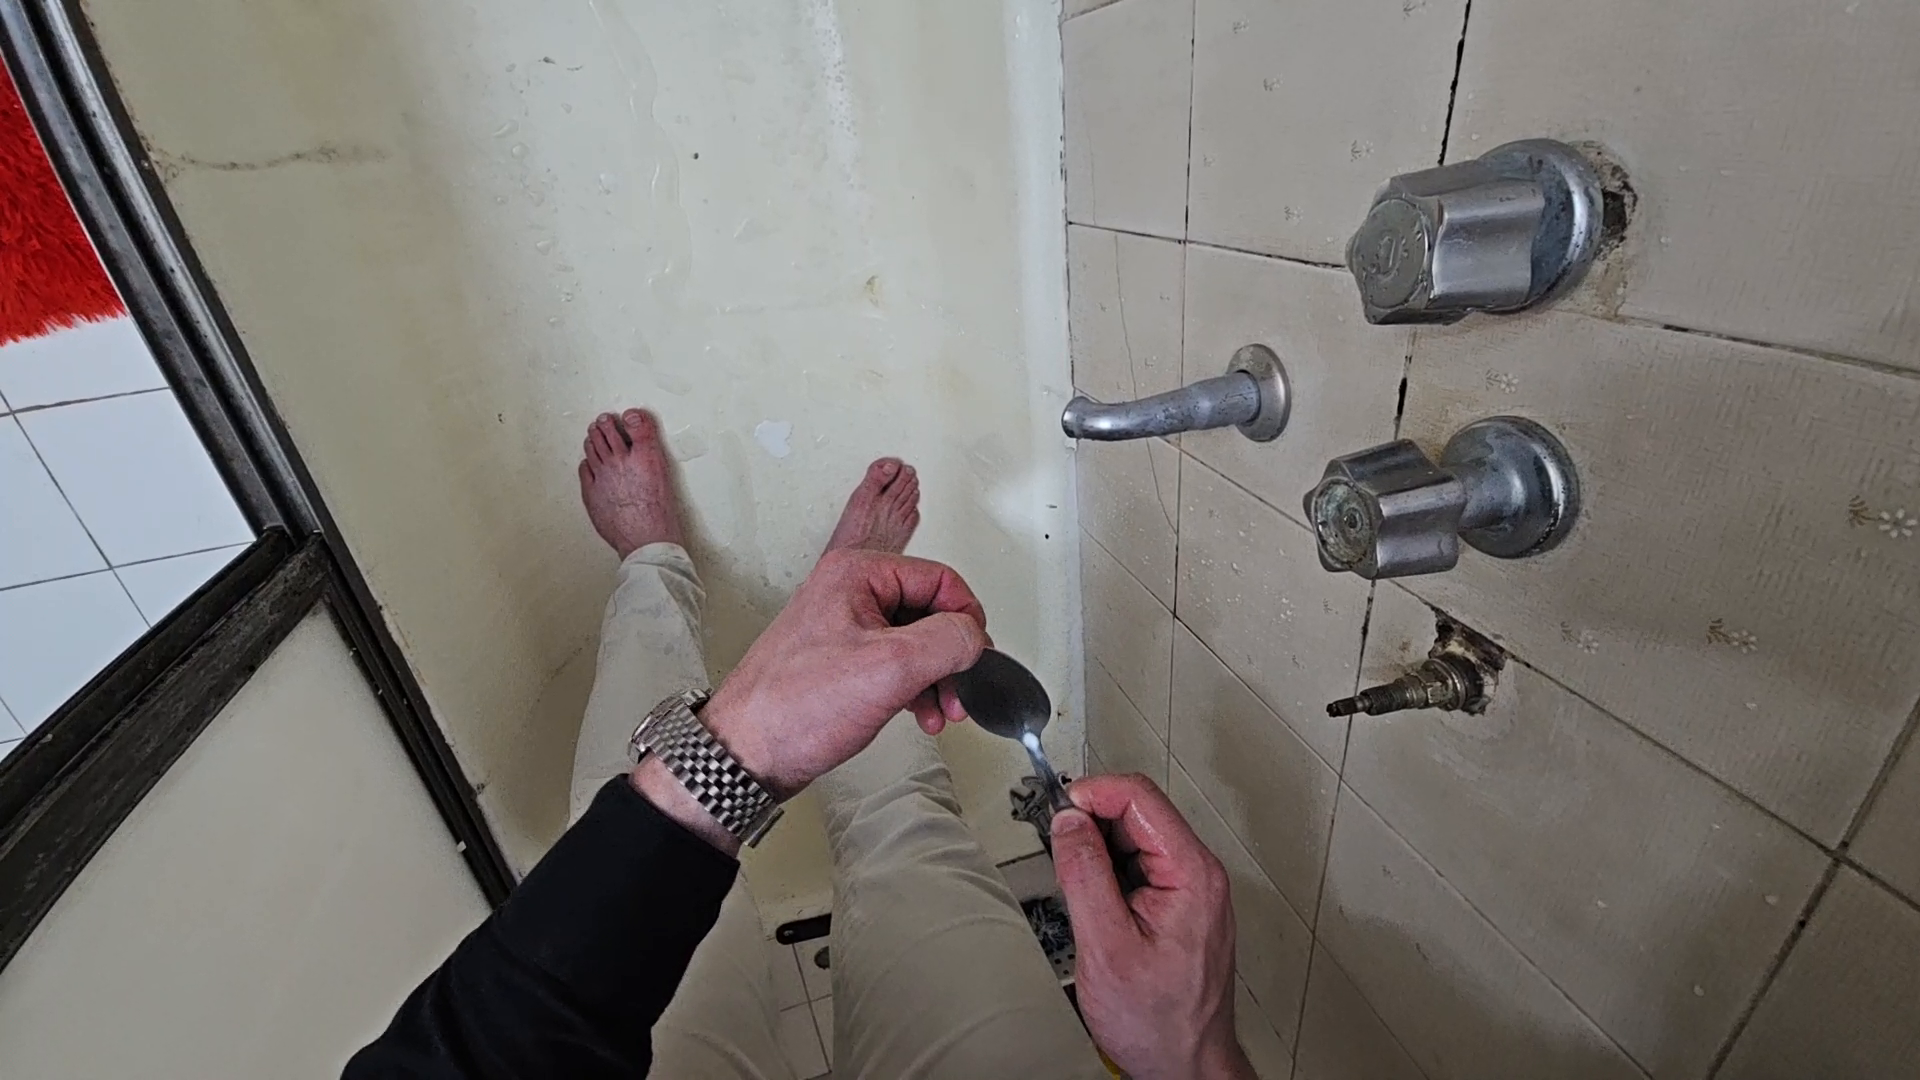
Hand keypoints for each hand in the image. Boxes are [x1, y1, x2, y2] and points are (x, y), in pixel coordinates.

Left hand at [675, 546, 985, 789]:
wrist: (743, 755)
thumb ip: (945, 642)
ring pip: (916, 640)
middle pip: (930, 610)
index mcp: (857, 574)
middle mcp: (850, 592)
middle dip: (951, 654)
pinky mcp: (844, 659)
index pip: (939, 578)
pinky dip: (916, 686)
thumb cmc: (793, 709)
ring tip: (944, 710)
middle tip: (962, 686)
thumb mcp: (889, 668)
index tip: (977, 653)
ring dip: (937, 676)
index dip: (967, 616)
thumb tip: (975, 635)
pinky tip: (922, 713)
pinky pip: (896, 661)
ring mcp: (846, 626)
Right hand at [1051, 773, 1253, 1079]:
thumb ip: (1085, 874)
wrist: (1185, 1068)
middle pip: (1137, 808)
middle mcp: (1196, 870)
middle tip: (1057, 843)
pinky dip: (1106, 863)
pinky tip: (1090, 892)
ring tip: (1072, 876)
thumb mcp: (1107, 946)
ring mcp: (1188, 883)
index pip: (1139, 797)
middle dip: (1090, 817)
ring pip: (1133, 831)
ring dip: (1096, 842)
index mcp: (1191, 873)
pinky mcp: (1175, 897)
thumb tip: (1067, 820)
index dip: (1093, 793)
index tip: (1059, 810)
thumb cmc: (1158, 1023)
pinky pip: (1136, 857)